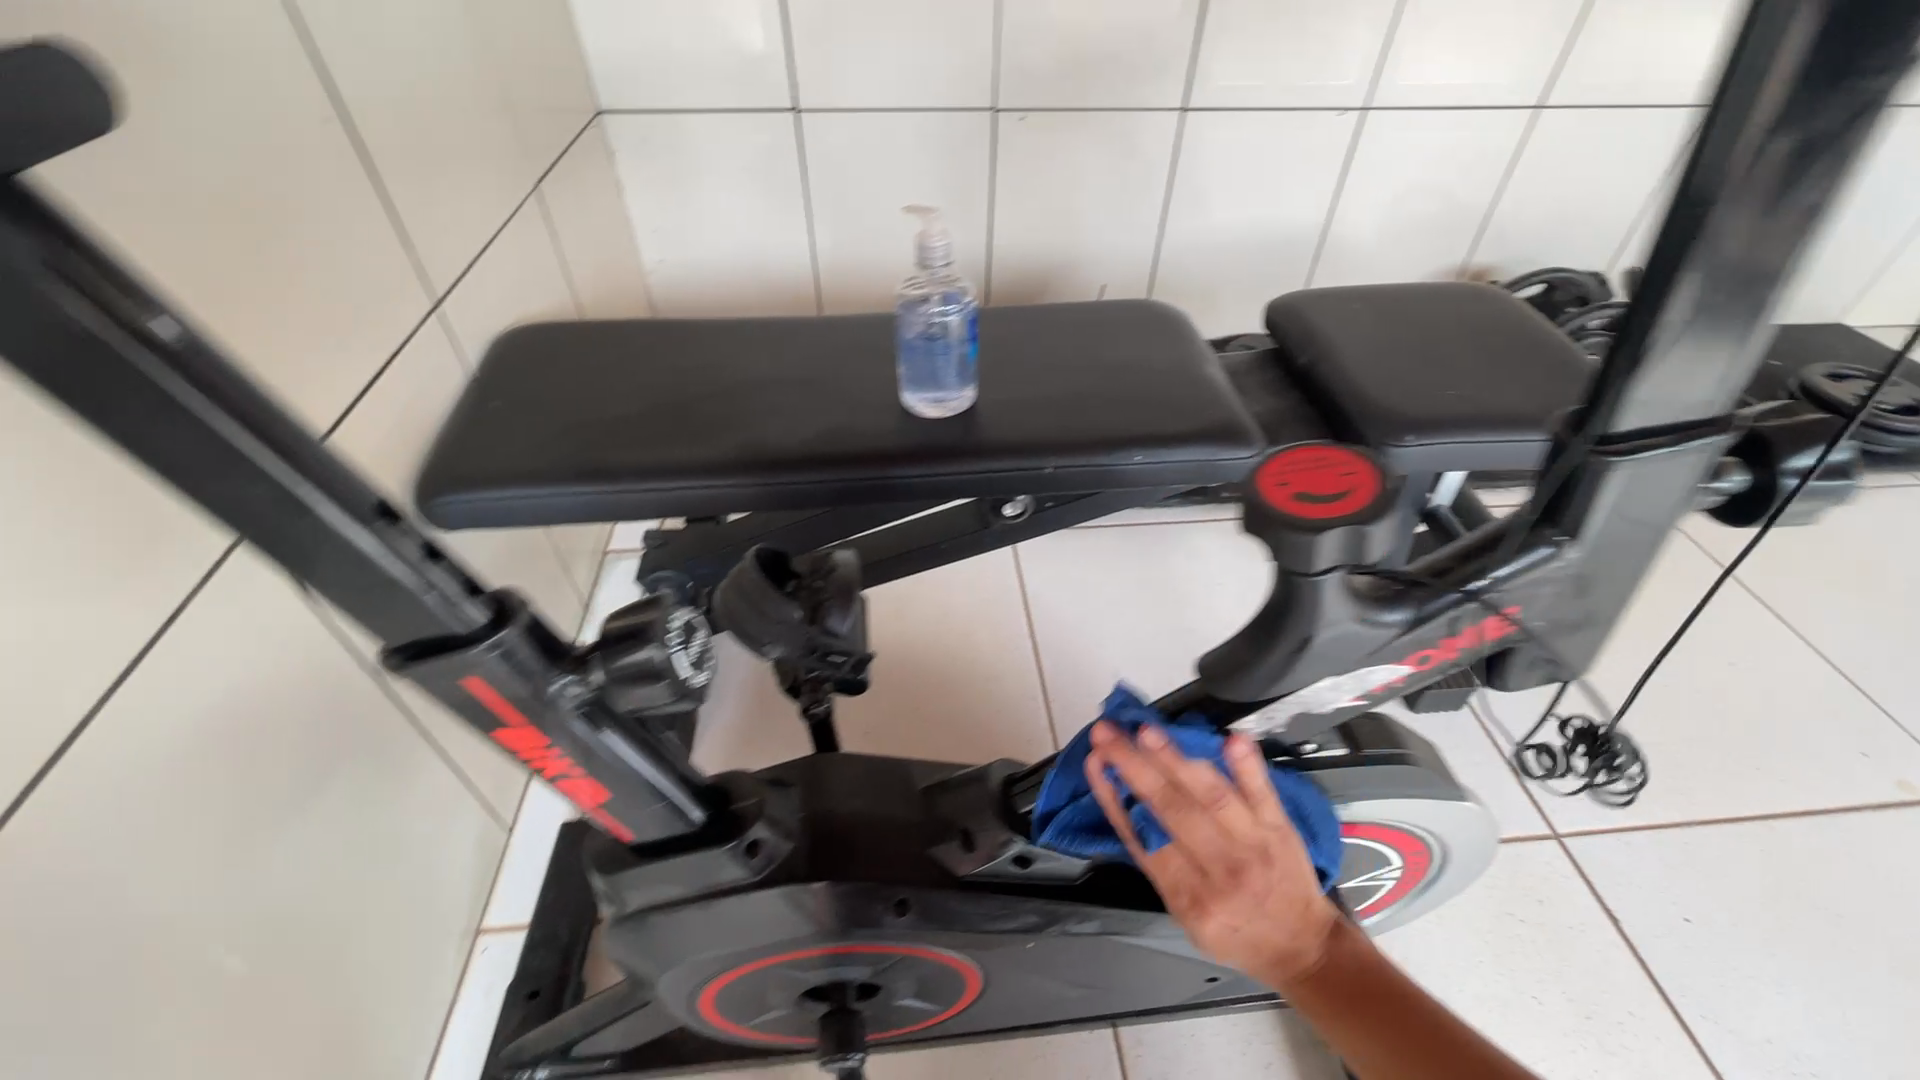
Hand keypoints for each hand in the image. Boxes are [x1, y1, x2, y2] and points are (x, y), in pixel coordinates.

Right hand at [1085, 721, 1340, 987]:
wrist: (1303, 948)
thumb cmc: (1236, 931)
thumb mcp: (1187, 919)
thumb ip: (1160, 867)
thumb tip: (1129, 808)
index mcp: (1191, 897)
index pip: (1144, 838)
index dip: (1115, 798)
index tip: (1096, 762)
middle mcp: (1221, 869)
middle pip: (1172, 810)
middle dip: (1134, 767)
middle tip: (1107, 734)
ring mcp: (1254, 845)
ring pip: (1212, 796)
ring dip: (1177, 759)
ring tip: (1147, 732)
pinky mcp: (1280, 828)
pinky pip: (1265, 795)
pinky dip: (1248, 767)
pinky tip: (1233, 739)